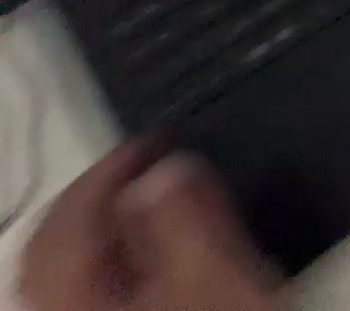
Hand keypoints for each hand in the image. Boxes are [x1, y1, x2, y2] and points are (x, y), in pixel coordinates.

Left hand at [19, 143, 282, 310]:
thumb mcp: (217, 275)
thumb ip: (186, 220)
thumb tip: (163, 168)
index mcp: (75, 303)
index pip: (65, 225)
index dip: (106, 173)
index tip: (154, 140)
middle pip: (46, 256)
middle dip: (89, 202)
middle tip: (144, 163)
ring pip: (57, 281)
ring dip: (92, 233)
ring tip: (141, 202)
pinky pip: (78, 299)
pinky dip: (103, 263)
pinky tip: (137, 259)